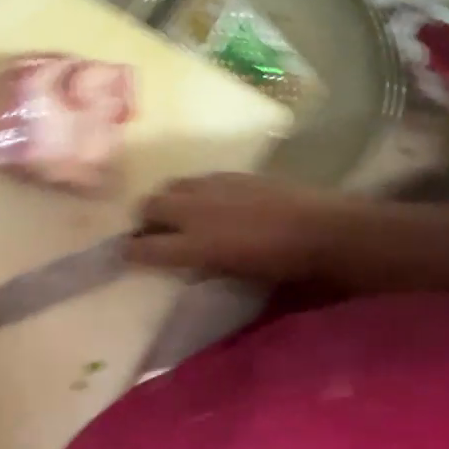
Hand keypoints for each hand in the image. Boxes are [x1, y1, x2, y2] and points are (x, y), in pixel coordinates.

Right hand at [126, 173, 368, 282]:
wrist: (322, 230)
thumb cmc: (283, 266)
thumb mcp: (235, 274)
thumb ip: (204, 264)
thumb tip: (186, 259)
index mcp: (195, 244)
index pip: (146, 247)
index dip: (131, 252)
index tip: (125, 254)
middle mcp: (196, 211)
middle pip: (150, 206)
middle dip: (144, 219)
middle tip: (150, 231)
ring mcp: (214, 187)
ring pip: (172, 187)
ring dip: (166, 200)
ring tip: (174, 212)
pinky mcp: (233, 174)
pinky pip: (198, 179)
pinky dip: (191, 190)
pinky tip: (205, 200)